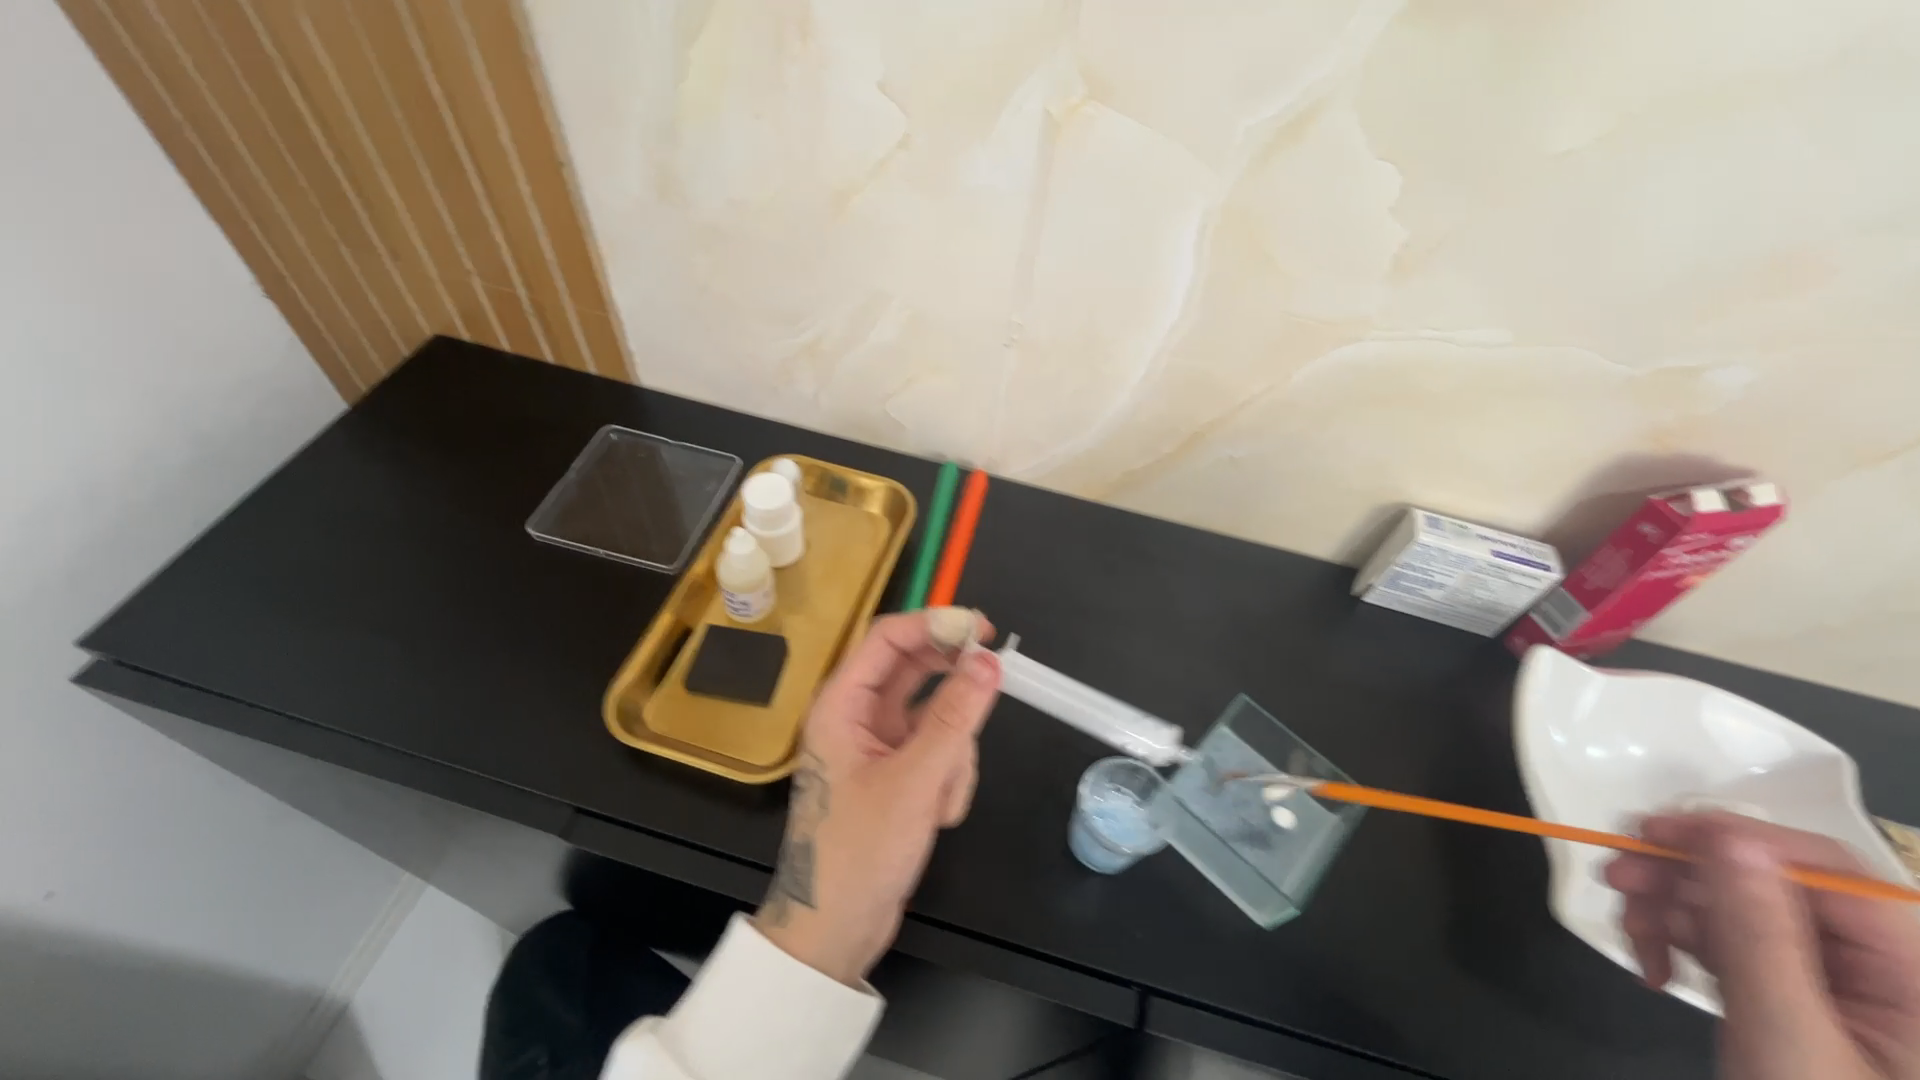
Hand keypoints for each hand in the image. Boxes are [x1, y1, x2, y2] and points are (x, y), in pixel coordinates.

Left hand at [754, 608, 1001, 984]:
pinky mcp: (896, 775)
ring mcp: (878, 747)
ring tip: (941, 798)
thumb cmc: (861, 851)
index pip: (887, 638)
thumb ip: (955, 717)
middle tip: (994, 679)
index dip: (934, 624)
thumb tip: (988, 661)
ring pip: (935, 717)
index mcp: (841, 705)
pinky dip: (947, 777)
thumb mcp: (914, 780)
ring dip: (953, 752)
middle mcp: (857, 717)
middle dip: (953, 688)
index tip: (983, 628)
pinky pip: (937, 753)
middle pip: (915, 673)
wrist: (836, 929)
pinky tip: (937, 816)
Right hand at [1604, 812, 1919, 1079]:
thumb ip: (1761, 936)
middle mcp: (1879, 967)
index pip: (1826, 869)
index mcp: (1913, 971)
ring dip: (1669, 912)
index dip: (1738, 839)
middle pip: (1769, 883)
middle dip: (1684, 878)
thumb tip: (1730, 839)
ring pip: (1735, 908)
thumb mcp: (1787, 1036)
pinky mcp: (1789, 995)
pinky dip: (1678, 944)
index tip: (1650, 833)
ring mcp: (1832, 983)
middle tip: (1615, 881)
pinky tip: (1654, 968)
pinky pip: (1725, 942)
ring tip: (1631, 939)